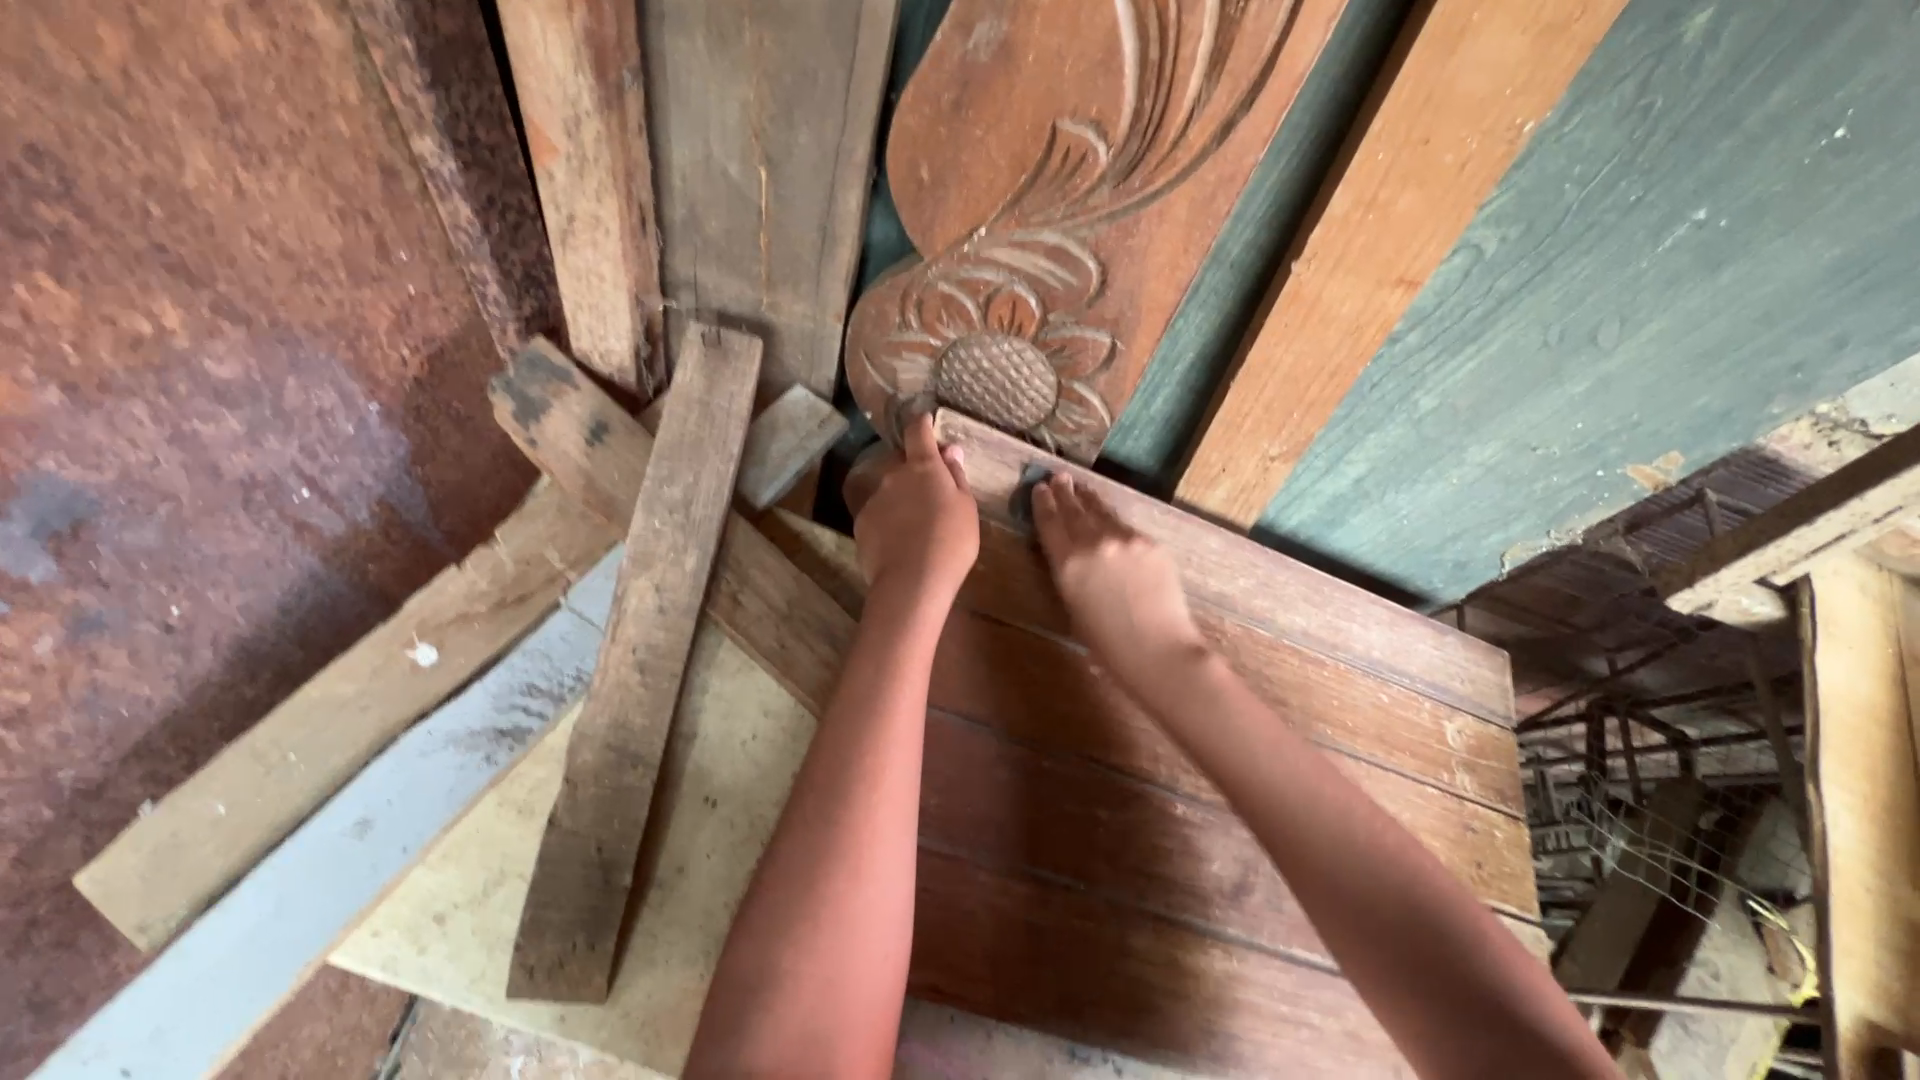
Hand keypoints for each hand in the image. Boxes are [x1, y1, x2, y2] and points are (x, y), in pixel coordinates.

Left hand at [850, 414, 979, 602]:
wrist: (912, 582)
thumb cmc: (951, 541)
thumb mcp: (966, 508)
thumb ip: (956, 476)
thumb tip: (950, 451)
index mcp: (922, 467)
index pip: (918, 432)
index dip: (922, 424)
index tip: (926, 421)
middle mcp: (893, 476)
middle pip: (901, 463)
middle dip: (913, 469)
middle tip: (930, 491)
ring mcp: (874, 500)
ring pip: (888, 490)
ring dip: (900, 497)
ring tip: (916, 524)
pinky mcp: (861, 524)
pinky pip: (878, 514)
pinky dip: (889, 521)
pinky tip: (900, 542)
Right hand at [1032, 474, 1207, 678]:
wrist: (1156, 647)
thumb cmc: (1106, 644)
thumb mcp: (1073, 606)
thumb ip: (1070, 574)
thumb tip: (1074, 556)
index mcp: (1067, 563)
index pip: (1050, 523)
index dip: (1043, 503)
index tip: (1039, 488)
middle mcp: (1093, 543)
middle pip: (1074, 510)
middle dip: (1063, 492)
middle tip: (1057, 477)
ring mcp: (1124, 539)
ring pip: (1101, 511)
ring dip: (1088, 498)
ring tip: (1080, 487)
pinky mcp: (1149, 543)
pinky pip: (1126, 526)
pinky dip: (1113, 519)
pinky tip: (1110, 517)